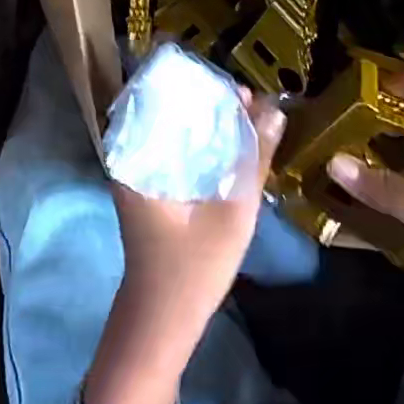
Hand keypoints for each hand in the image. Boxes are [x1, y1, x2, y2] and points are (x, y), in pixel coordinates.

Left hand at [112, 87, 285, 332]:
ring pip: (172, 130)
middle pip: (168, 111)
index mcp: (137, 153)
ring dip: (205, 122)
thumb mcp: (234, 210)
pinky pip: (172, 149)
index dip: (202, 86)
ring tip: (245, 114)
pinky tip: (227, 143)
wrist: (163, 317)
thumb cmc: (193, 266)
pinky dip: (198, 142)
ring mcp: (135, 171)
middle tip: (249, 99)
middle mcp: (128, 154)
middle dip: (208, 101)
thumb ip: (254, 156)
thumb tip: (275, 108)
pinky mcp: (146, 186)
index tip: (238, 87)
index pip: (163, 96)